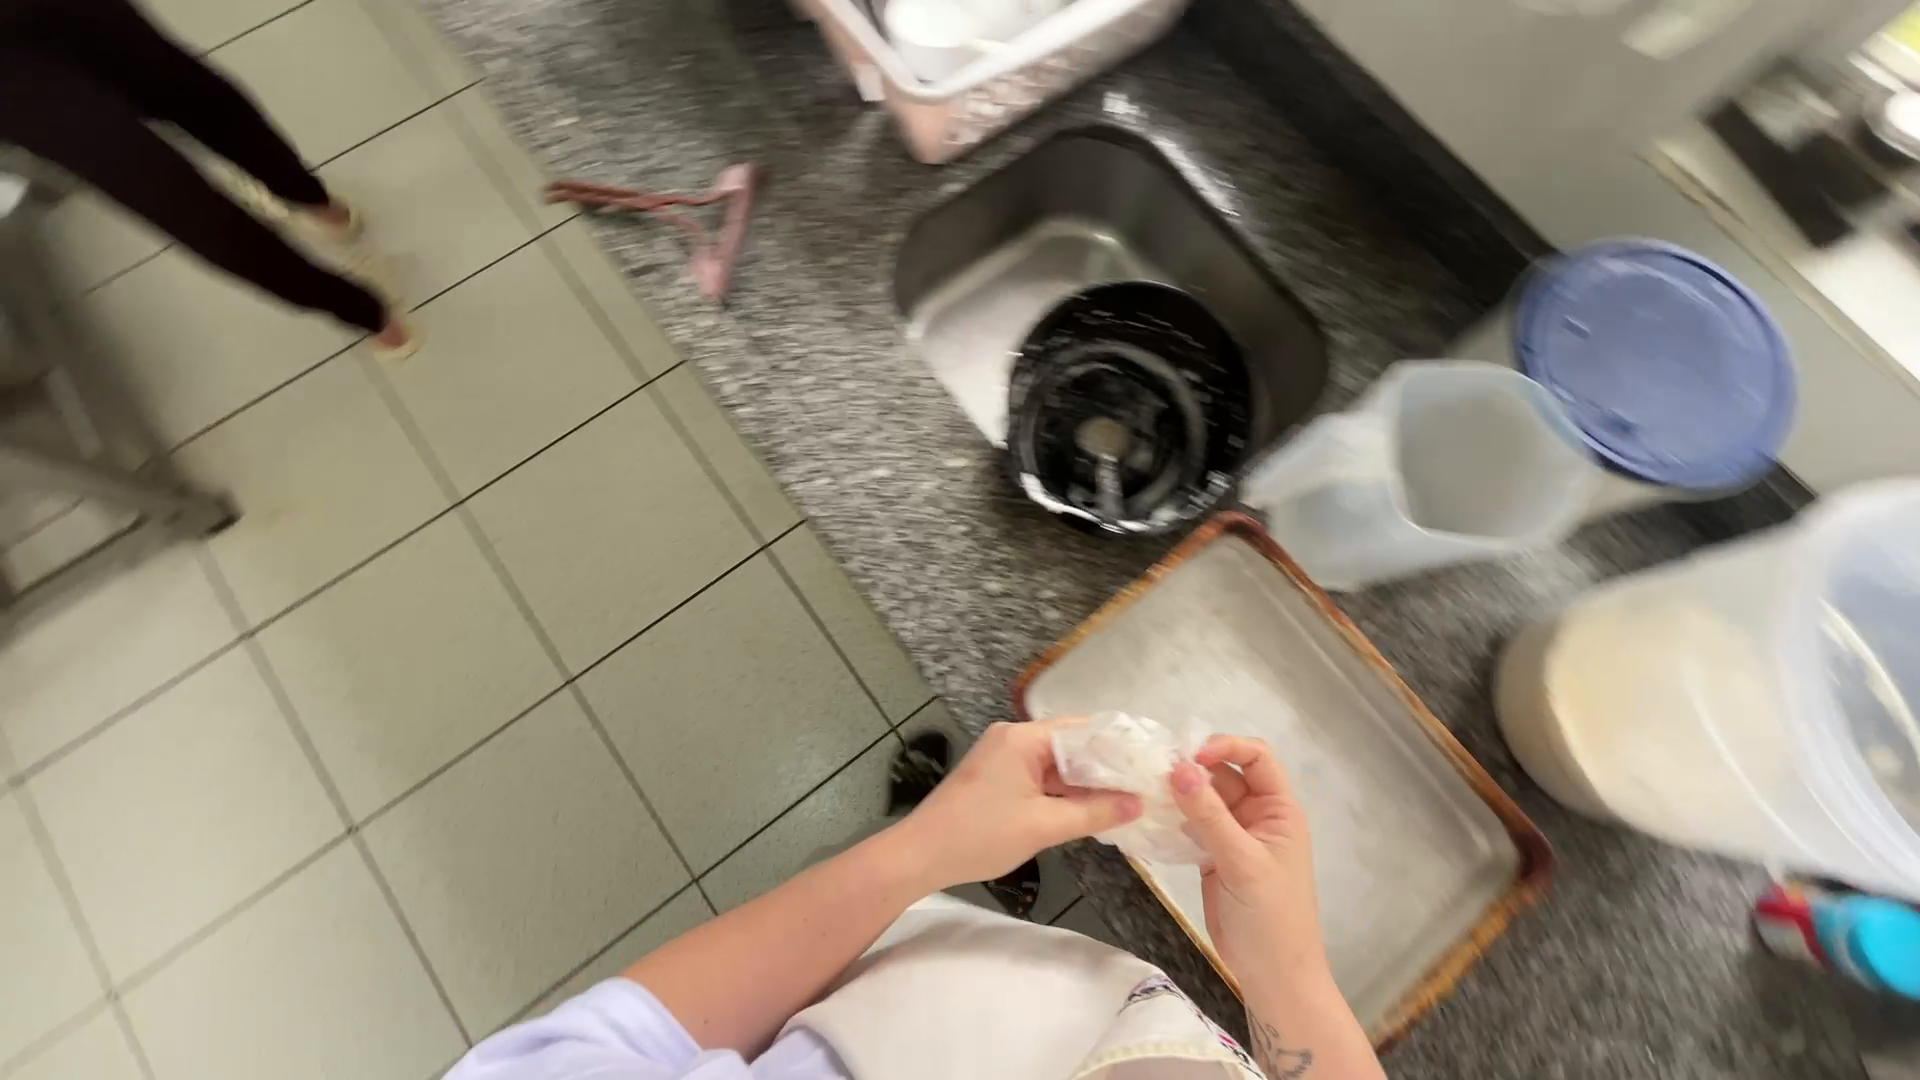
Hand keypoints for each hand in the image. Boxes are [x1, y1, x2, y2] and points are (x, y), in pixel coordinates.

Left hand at [900, 719, 1142, 891]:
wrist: (921, 854)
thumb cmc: (981, 835)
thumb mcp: (1043, 826)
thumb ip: (1094, 813)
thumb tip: (1137, 803)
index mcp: (1023, 738)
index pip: (1082, 729)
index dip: (1117, 746)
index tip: (1150, 762)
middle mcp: (1013, 737)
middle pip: (1070, 745)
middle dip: (1105, 766)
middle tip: (1146, 784)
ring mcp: (1003, 756)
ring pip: (1056, 763)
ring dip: (1085, 781)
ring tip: (1129, 797)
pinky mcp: (998, 776)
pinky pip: (1040, 776)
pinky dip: (1063, 791)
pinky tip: (1091, 808)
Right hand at [1169, 736, 1328, 987]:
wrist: (1272, 978)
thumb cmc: (1272, 917)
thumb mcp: (1242, 862)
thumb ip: (1209, 814)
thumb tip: (1178, 768)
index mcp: (1279, 810)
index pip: (1257, 757)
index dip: (1226, 747)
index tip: (1190, 755)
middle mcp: (1257, 815)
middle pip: (1224, 773)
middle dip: (1194, 767)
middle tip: (1156, 768)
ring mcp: (1233, 835)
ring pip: (1204, 797)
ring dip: (1179, 791)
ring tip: (1146, 788)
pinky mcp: (1212, 854)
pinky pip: (1191, 822)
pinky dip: (1172, 816)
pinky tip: (1149, 814)